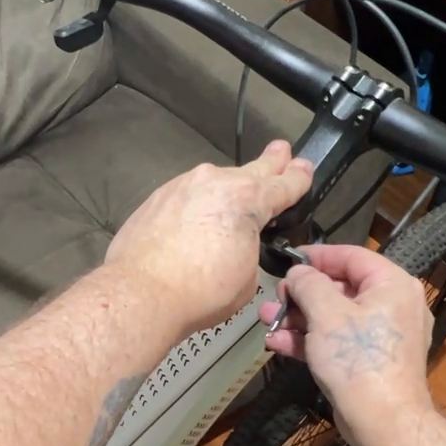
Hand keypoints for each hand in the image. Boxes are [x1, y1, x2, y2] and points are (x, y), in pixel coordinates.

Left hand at [104, 141, 313, 333]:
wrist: (141, 294)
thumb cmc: (199, 292)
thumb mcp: (248, 277)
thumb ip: (250, 249)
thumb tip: (238, 247)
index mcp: (248, 200)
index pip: (284, 184)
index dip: (299, 177)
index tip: (304, 168)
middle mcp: (215, 183)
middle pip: (252, 170)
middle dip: (271, 162)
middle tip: (281, 151)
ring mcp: (182, 187)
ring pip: (214, 182)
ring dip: (226, 189)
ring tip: (234, 198)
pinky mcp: (157, 199)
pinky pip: (187, 196)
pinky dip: (196, 205)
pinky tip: (195, 222)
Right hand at [260, 243, 434, 437]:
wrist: (383, 421)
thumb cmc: (358, 360)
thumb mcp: (326, 314)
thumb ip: (308, 285)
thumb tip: (297, 274)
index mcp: (392, 285)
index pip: (351, 256)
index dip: (316, 256)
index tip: (288, 260)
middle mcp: (392, 305)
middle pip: (340, 287)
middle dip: (301, 294)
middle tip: (274, 298)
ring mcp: (380, 335)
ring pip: (334, 316)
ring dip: (298, 318)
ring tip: (267, 320)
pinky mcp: (369, 360)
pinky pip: (337, 340)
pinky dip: (310, 340)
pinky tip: (278, 343)